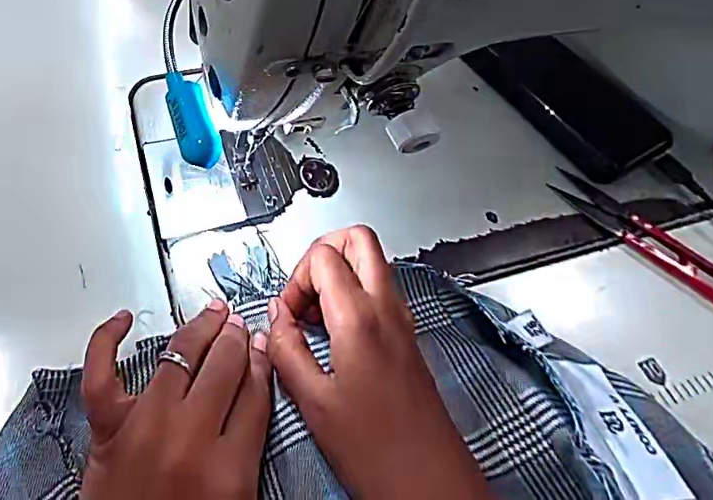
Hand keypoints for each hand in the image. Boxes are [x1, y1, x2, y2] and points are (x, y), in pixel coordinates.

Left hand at [79, 299, 272, 498]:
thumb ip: (245, 461)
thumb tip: (251, 400)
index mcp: (228, 474)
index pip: (254, 399)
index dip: (260, 366)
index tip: (260, 349)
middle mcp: (189, 441)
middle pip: (223, 369)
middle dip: (234, 341)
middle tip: (237, 326)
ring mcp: (145, 426)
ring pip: (178, 356)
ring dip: (198, 329)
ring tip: (209, 314)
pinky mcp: (107, 426)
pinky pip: (103, 370)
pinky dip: (108, 339)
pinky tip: (123, 319)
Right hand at [266, 226, 488, 499]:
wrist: (437, 493)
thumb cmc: (383, 457)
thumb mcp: (314, 402)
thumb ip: (286, 348)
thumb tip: (275, 317)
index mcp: (360, 320)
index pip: (322, 255)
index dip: (296, 277)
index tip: (288, 311)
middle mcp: (387, 312)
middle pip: (357, 238)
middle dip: (322, 251)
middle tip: (304, 287)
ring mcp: (403, 324)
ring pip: (370, 261)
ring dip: (338, 271)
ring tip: (316, 312)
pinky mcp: (408, 340)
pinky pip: (378, 290)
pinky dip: (352, 294)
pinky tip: (335, 331)